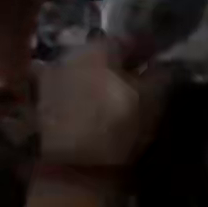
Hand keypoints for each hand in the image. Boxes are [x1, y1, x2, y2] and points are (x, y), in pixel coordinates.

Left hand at [36, 39, 163, 168]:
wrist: (77, 166)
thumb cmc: (121, 123)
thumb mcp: (154, 97)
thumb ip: (162, 74)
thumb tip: (164, 64)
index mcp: (97, 50)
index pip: (128, 39)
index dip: (148, 47)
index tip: (161, 56)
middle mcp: (69, 57)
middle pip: (103, 54)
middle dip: (123, 62)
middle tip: (142, 74)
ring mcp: (51, 79)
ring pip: (86, 71)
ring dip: (104, 78)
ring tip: (122, 92)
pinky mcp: (43, 103)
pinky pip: (73, 88)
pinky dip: (88, 92)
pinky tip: (101, 105)